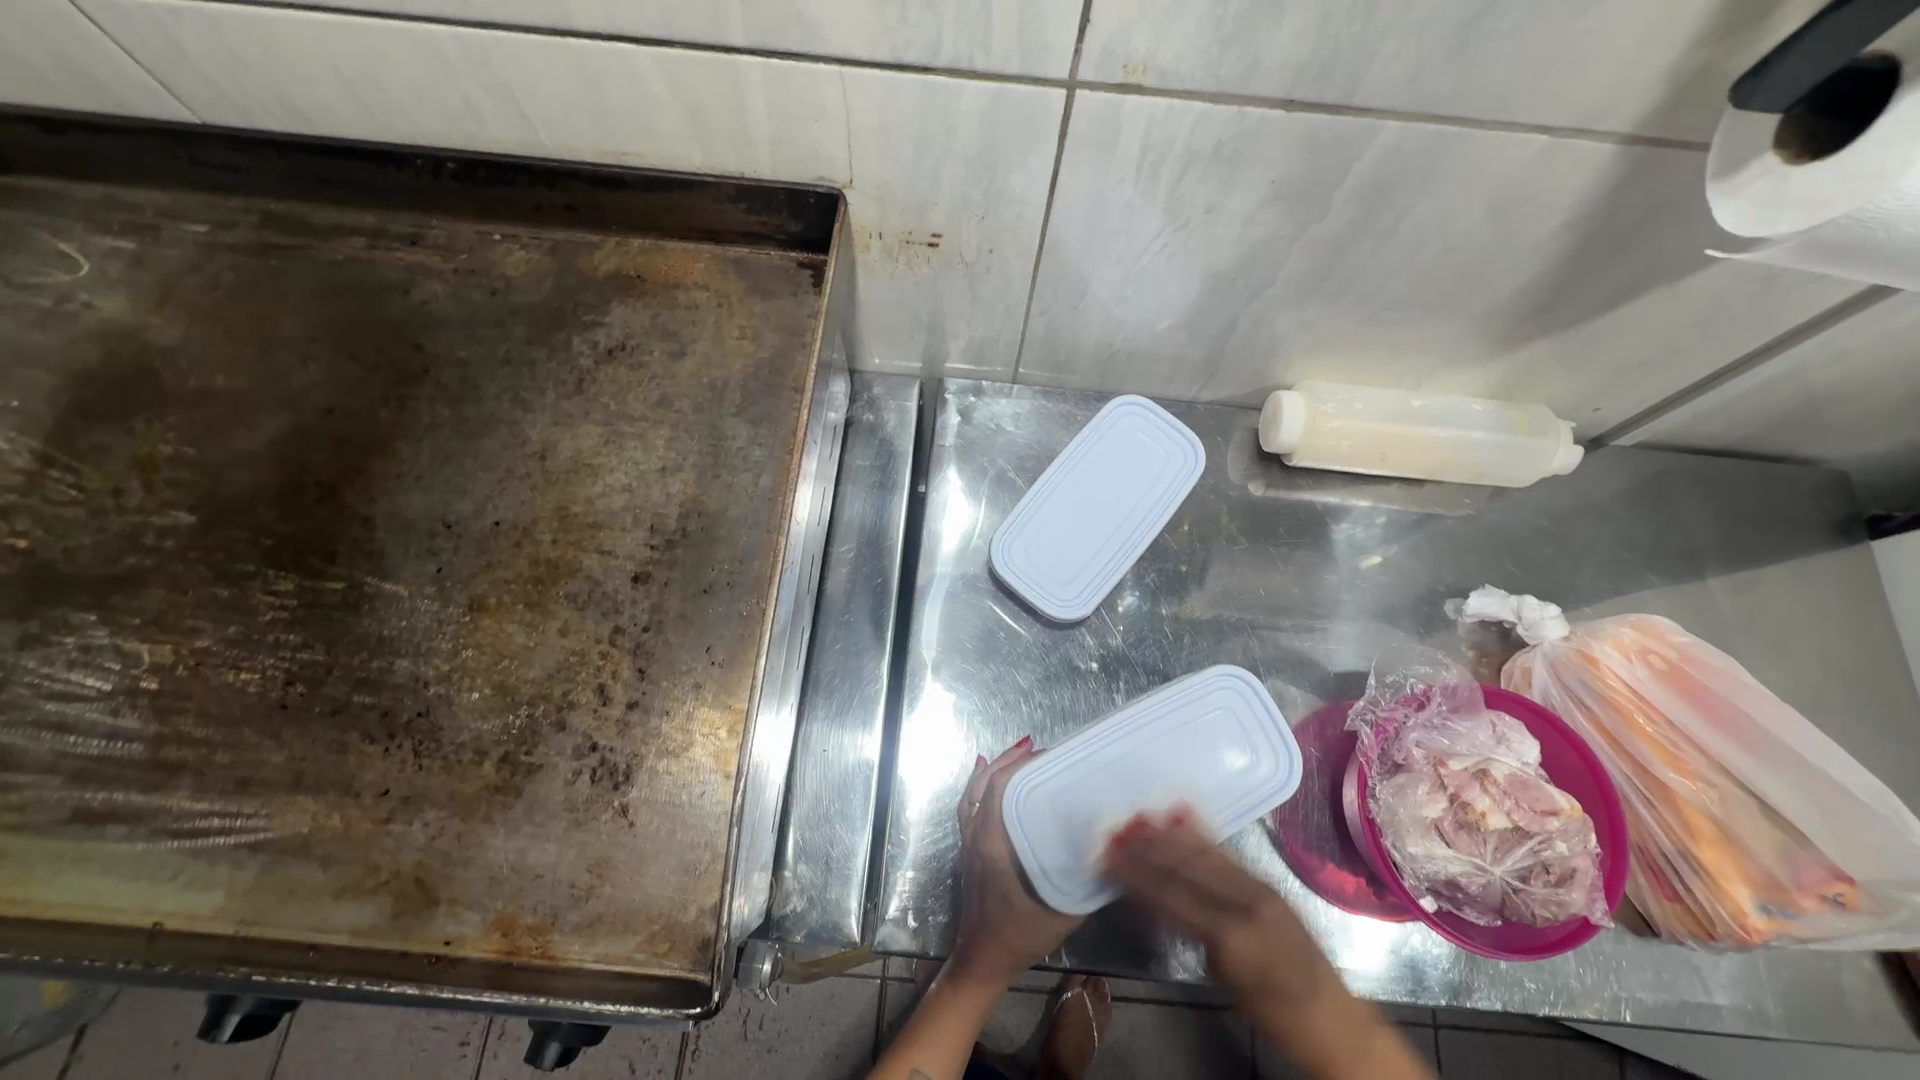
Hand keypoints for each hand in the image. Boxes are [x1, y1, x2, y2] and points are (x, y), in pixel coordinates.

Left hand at [946, 738, 1082, 989]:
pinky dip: (979, 786)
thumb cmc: (1019, 936)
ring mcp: (969, 844)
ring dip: (995, 770)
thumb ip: (1087, 884)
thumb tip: (1116, 852)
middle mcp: (977, 837)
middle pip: (985, 786)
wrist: (982, 960)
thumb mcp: (1061, 912)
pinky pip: (970, 808)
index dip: (1019, 768)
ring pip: (974, 795)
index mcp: (993, 846)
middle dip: (1011, 762)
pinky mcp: (970, 851)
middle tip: (1041, 748)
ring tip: (1021, 752)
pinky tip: (987, 772)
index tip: (1047, 755)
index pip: (999, 792)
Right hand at [1104, 809, 1340, 1009]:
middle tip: (1116, 832)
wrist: (1332, 1017)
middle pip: (1187, 866)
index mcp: (1230, 933)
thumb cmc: (1272, 1015)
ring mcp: (1260, 888)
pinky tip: (1184, 818)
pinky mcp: (1269, 885)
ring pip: (1207, 853)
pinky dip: (1201, 835)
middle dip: (1149, 848)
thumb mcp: (1222, 979)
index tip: (1108, 857)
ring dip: (1171, 835)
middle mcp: (1245, 901)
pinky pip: (1227, 854)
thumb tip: (1158, 903)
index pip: (1172, 894)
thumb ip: (1192, 935)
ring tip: (1142, 818)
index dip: (1137, 873)